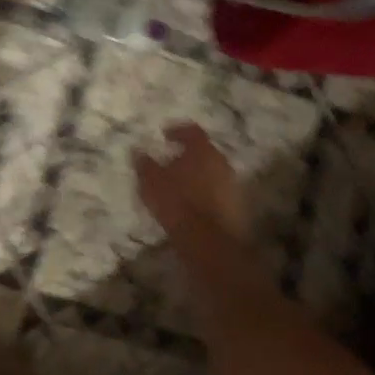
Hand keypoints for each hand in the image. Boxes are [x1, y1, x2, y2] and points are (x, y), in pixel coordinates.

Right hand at [133, 122, 249, 241]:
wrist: (209, 243)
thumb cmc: (177, 202)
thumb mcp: (151, 181)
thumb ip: (145, 163)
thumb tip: (138, 151)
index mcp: (202, 151)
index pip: (192, 131)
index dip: (177, 131)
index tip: (165, 135)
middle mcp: (221, 163)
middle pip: (205, 151)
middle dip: (189, 155)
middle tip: (171, 160)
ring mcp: (232, 185)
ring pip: (213, 172)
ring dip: (198, 174)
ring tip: (180, 182)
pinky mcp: (237, 207)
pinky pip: (218, 191)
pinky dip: (206, 191)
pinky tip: (192, 200)